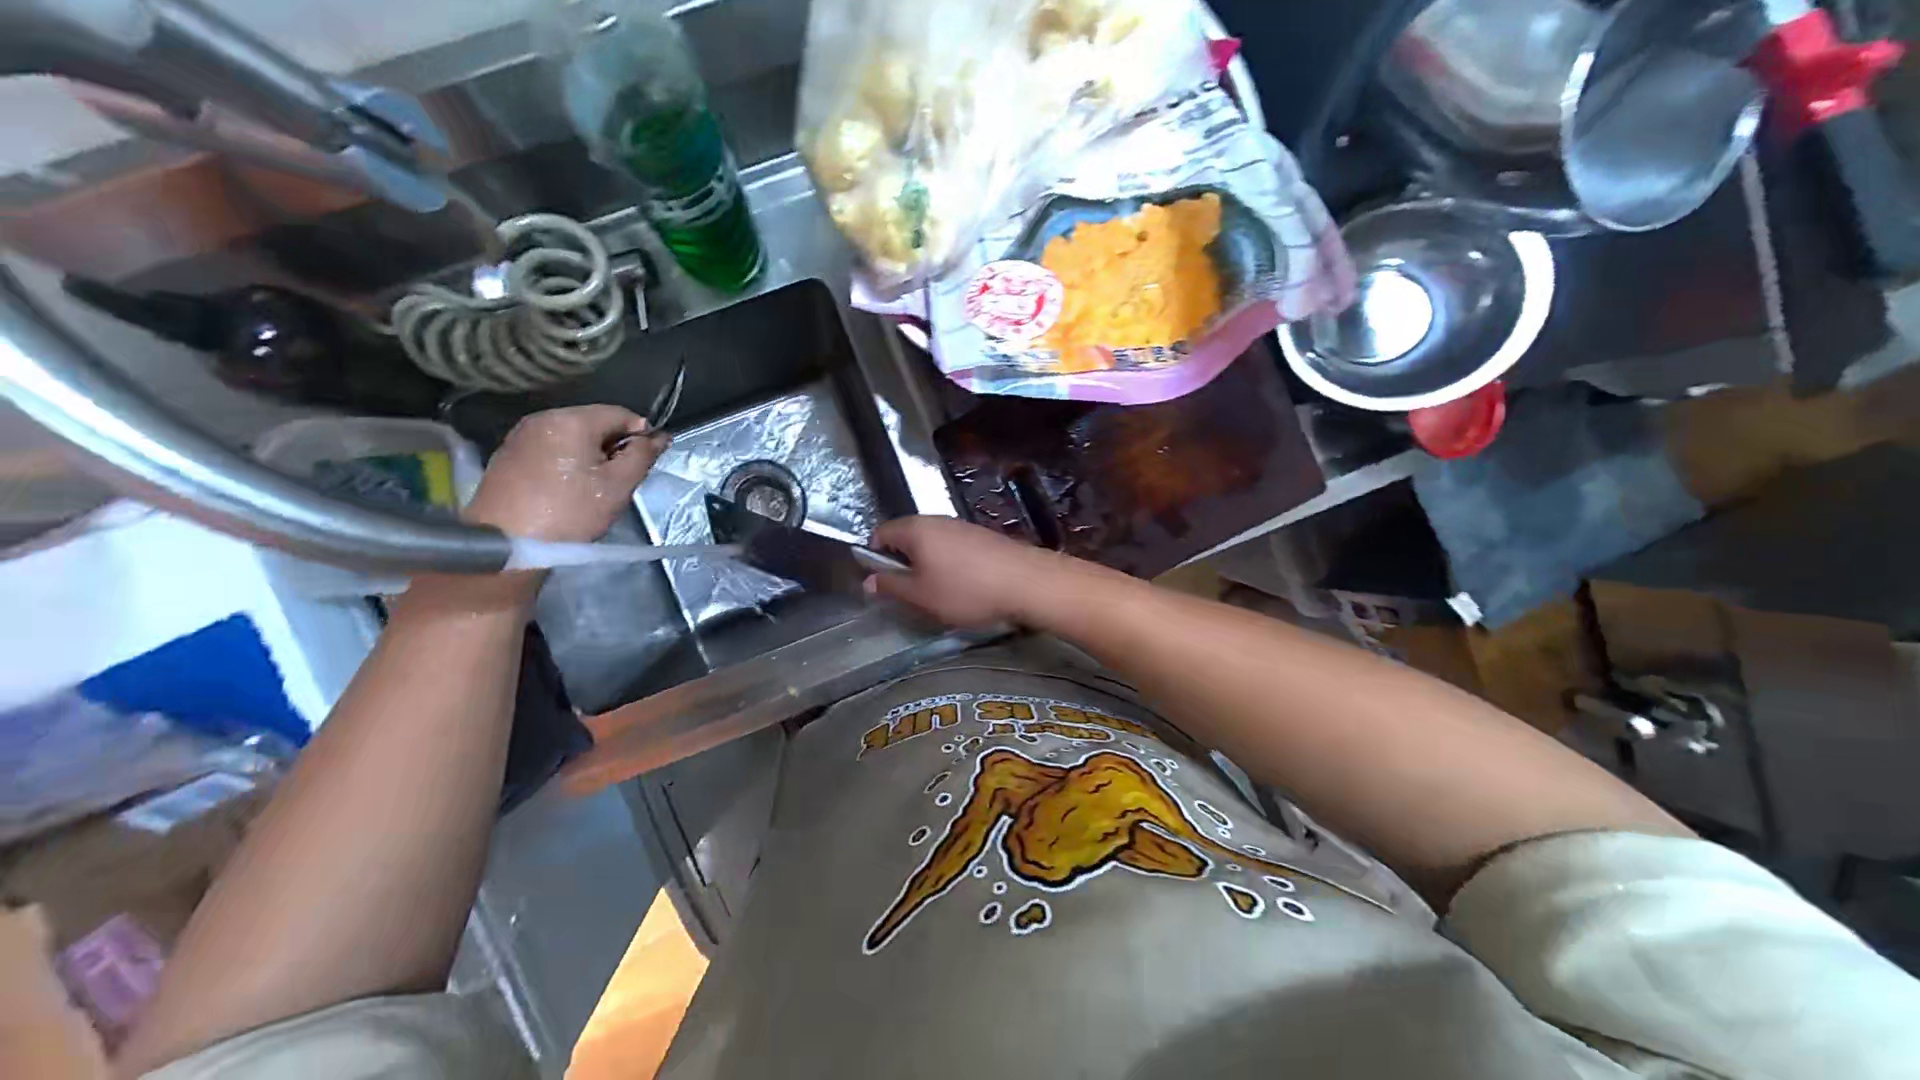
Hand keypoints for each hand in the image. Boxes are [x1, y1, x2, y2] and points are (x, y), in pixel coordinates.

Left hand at [464, 405, 667, 541]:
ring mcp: (520, 435)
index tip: (645, 462)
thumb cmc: (569, 513)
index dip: (641, 434)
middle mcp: (542, 418)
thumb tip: (659, 436)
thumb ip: (642, 456)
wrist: (506, 543)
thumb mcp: (618, 486)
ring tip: (593, 487)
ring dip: (589, 454)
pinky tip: (566, 489)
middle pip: (593, 422)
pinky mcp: (507, 454)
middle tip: (619, 480)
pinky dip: (566, 462)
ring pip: (571, 436)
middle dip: (613, 446)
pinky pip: (550, 448)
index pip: (620, 413)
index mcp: (571, 420)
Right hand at [868, 516, 1087, 629]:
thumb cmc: (965, 590)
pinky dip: (950, 563)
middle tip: (910, 592)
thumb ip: (891, 586)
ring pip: (932, 542)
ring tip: (938, 592)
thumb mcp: (921, 596)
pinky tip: (964, 585)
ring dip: (928, 563)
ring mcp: (962, 525)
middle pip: (907, 536)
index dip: (874, 556)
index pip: (881, 532)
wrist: (1026, 582)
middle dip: (903, 561)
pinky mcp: (983, 536)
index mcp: (915, 529)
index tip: (883, 582)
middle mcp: (937, 520)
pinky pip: (954, 546)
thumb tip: (868, 580)